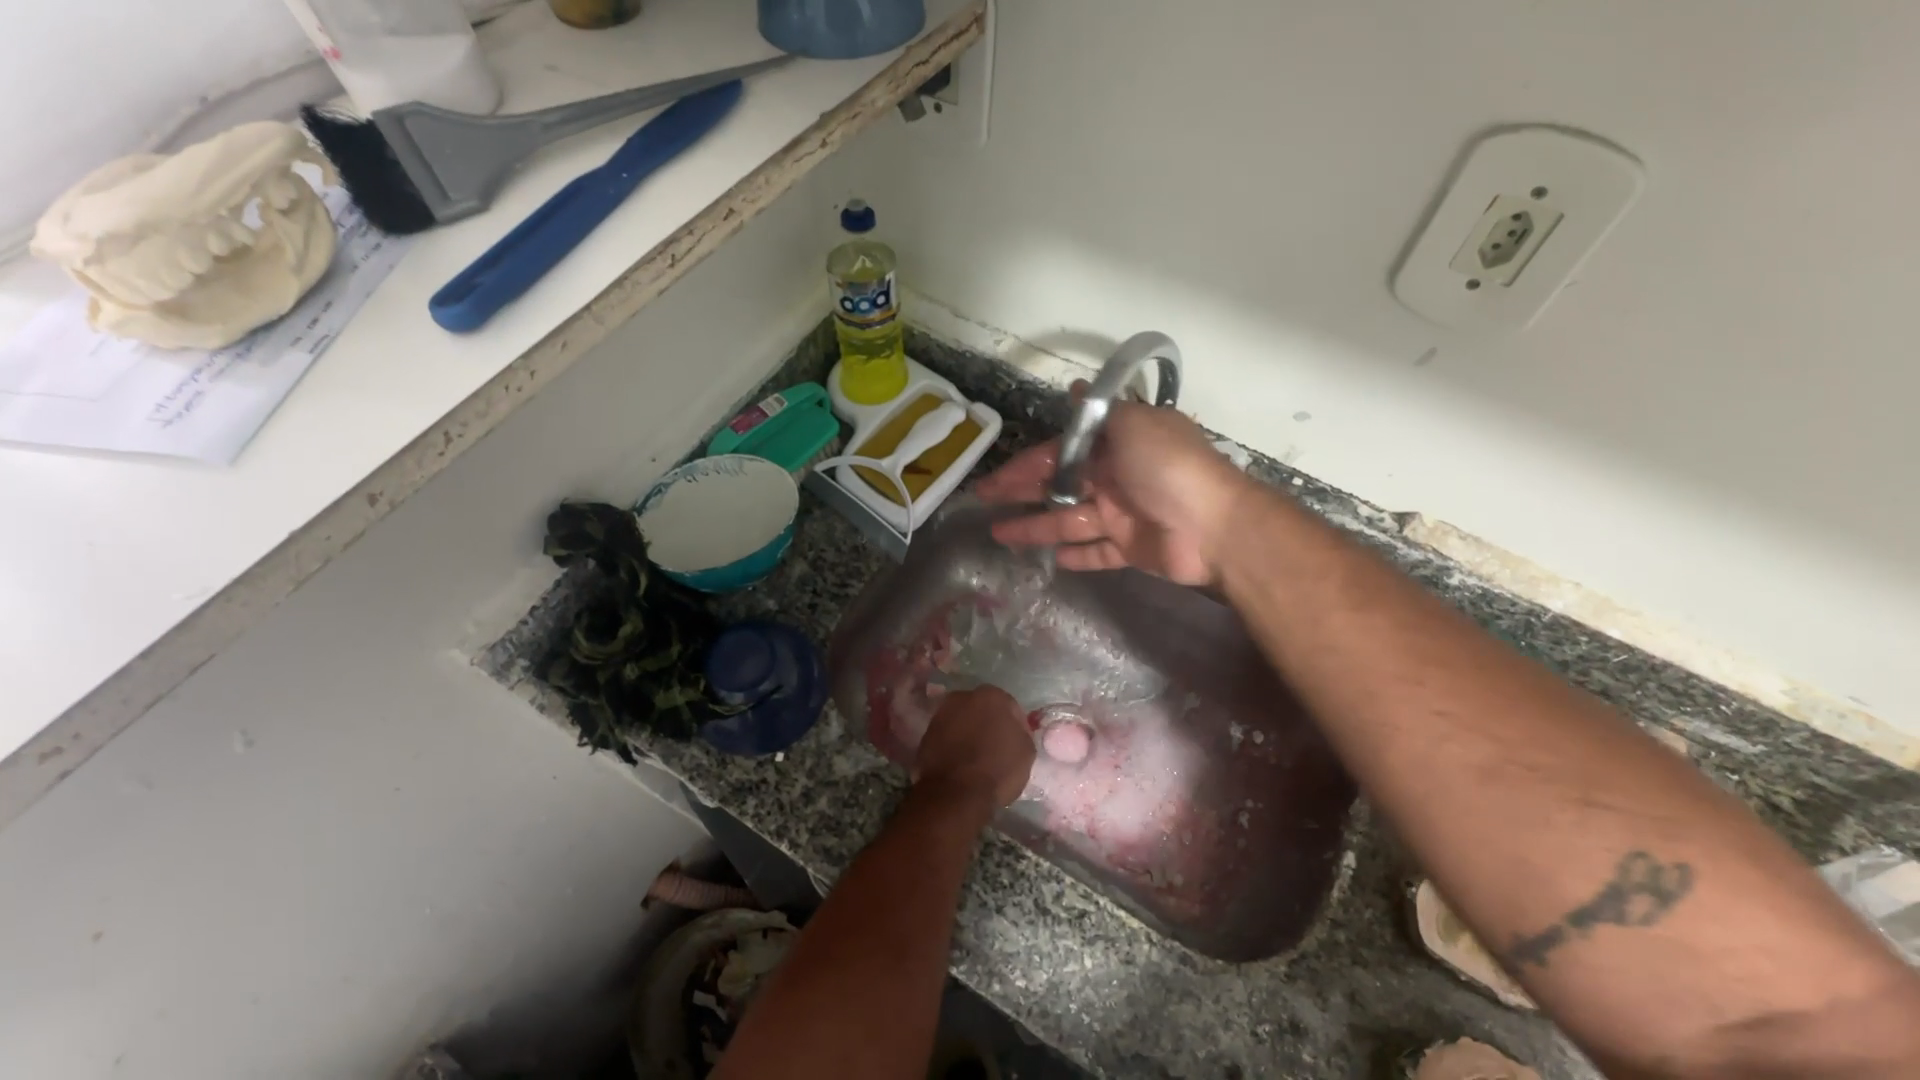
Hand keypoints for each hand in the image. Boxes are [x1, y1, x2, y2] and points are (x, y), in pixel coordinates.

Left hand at [911, 686, 1035, 810]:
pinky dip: (952, 745)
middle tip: (994, 747)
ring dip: (968, 733)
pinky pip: (946, 737)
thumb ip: (1021, 732)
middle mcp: (963, 697)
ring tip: (975, 758)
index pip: (1010, 707)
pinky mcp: (925, 734)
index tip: (1015, 744)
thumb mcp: (1027, 751)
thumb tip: (1014, 730)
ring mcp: (940, 714)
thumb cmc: (998, 769)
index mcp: (991, 696)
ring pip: (961, 722)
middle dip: (987, 724)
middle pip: (981, 710)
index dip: (1015, 726)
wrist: (956, 793)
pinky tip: (959, 763)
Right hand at [973, 391, 1253, 585]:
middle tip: (983, 501)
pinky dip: (1076, 554)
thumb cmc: (1168, 467)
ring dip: (1035, 526)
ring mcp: (1124, 514)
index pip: (1062, 451)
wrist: (1215, 526)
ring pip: (1070, 520)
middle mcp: (1118, 476)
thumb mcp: (1134, 424)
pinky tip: (1051, 558)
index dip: (1027, 462)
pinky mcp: (1131, 549)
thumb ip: (1099, 414)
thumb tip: (1074, 389)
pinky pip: (1097, 551)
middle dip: (1021, 491)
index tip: (996, 475)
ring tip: (998, 533)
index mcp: (1118, 444)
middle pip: (1060, 484)